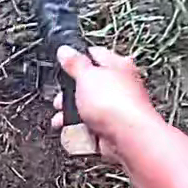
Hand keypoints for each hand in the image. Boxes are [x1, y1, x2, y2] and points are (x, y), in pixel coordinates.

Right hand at [51, 45, 161, 164]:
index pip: (94, 55)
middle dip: (68, 95)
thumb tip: (65, 50)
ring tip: (61, 120)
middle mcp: (119, 86)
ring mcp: (115, 109)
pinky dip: (78, 131)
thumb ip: (74, 63)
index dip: (75, 60)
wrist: (127, 137)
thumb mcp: (86, 76)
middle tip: (60, 99)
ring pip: (85, 109)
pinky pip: (88, 128)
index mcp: (117, 66)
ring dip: (70, 115)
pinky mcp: (110, 129)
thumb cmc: (114, 103)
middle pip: (86, 86)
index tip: (62, 67)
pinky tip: (74, 132)